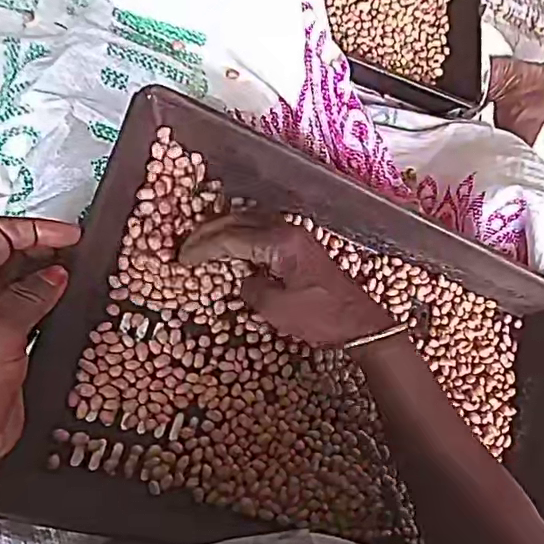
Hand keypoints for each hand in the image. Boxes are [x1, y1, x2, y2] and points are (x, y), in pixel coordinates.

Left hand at [0, 217, 78, 480]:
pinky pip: (33, 318)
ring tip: (87, 275)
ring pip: (24, 288)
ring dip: (52, 278)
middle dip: (46, 248)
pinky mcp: (7, 353)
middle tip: (86, 252)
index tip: (74, 236)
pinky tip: (74, 308)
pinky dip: (54, 307)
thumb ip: (27, 299)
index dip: (36, 230)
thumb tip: (55, 274)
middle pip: (10, 259)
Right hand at [179, 213, 394, 346]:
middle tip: (186, 248)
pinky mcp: (302, 247)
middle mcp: (288, 230)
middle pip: (238, 220)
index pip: (230, 237)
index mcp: (280, 242)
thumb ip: (251, 289)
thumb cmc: (321, 318)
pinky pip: (264, 232)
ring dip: (225, 230)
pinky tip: (234, 249)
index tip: (183, 259)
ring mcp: (297, 236)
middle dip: (208, 233)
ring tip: (203, 245)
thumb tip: (243, 279)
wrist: (361, 323)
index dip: (203, 248)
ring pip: (251, 222)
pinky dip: (243, 237)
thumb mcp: (277, 309)